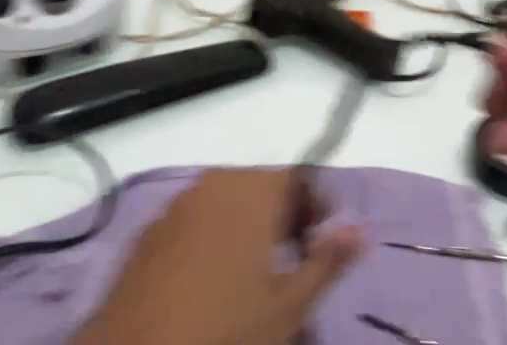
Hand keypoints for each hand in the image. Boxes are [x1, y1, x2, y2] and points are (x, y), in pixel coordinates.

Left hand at [73, 168, 362, 344]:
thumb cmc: (225, 329)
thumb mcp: (288, 305)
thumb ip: (328, 261)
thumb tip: (360, 227)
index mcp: (251, 189)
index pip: (300, 177)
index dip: (320, 207)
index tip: (328, 243)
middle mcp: (213, 184)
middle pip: (263, 188)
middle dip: (286, 220)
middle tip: (298, 264)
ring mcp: (174, 208)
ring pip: (227, 206)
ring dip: (250, 231)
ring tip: (259, 279)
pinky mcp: (146, 237)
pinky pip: (195, 225)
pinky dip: (214, 243)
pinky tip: (214, 286)